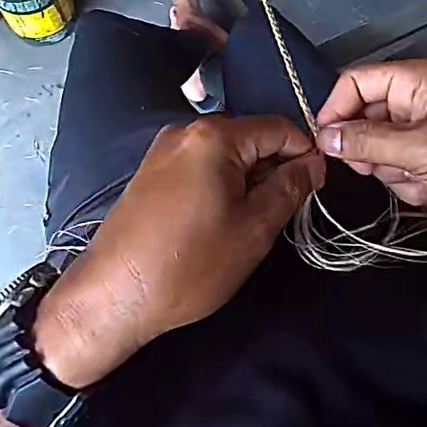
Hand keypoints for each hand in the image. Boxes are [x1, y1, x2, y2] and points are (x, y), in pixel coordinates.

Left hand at [32, 115, 324, 386]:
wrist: (111, 298)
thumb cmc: (190, 264)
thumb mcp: (255, 228)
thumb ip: (291, 187)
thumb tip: (314, 163)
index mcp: (215, 136)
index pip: (280, 127)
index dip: (306, 154)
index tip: (315, 187)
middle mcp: (186, 131)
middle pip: (252, 137)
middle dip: (276, 168)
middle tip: (285, 211)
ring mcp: (164, 150)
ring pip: (228, 153)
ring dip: (250, 179)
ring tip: (252, 221)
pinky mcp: (152, 172)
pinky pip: (203, 165)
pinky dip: (223, 184)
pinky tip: (222, 219)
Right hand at [313, 59, 426, 247]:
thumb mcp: (424, 152)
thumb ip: (369, 142)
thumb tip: (325, 136)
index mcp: (420, 81)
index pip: (358, 81)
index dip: (337, 108)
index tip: (326, 143)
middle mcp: (420, 101)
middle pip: (366, 117)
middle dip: (369, 148)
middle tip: (382, 167)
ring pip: (379, 148)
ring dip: (391, 171)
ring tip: (420, 180)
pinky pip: (399, 168)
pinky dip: (408, 184)